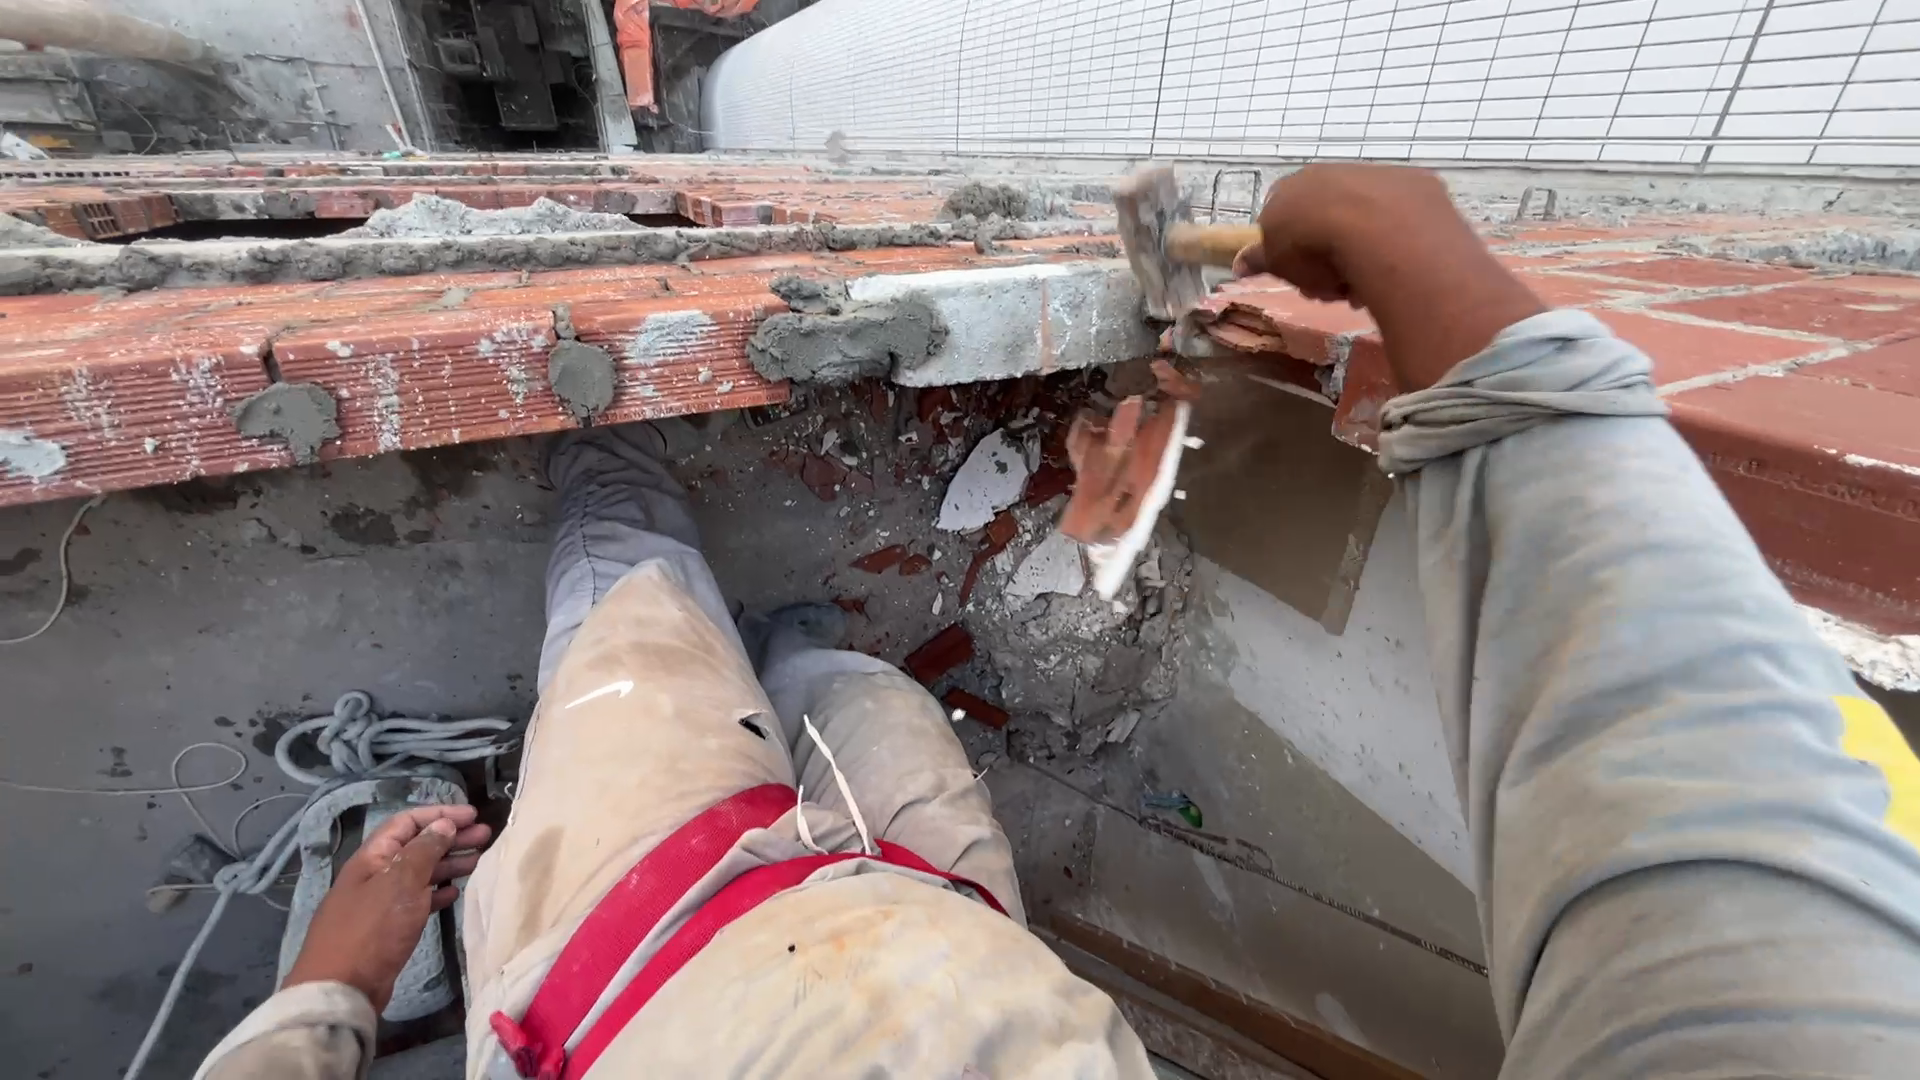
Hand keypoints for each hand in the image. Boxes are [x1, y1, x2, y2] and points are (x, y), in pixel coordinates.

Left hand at [283, 804, 491, 1012]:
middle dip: (451, 837)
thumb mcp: (401, 882)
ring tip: (479, 860)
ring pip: (420, 872)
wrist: (340, 991)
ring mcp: (380, 902)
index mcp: (371, 859)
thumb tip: (443, 825)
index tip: (473, 815)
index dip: (440, 814)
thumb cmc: (372, 928)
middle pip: (416, 846)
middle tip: (485, 836)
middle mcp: (374, 876)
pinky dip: (438, 892)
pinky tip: (455, 894)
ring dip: (449, 863)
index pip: (406, 822)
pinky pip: (417, 899)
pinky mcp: (387, 926)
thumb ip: (425, 849)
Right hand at [1232, 164, 1545, 391]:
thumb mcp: (1276, 262)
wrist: (1377, 228)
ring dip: (1354, 253)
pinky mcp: (1410, 183)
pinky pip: (1391, 218)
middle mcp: (1327, 173)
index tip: (1295, 275)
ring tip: (1358, 285)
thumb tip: (1237, 265)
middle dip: (1322, 254)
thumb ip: (1257, 260)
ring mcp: (1370, 175)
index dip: (1285, 250)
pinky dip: (1387, 242)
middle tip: (1326, 287)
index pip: (1278, 219)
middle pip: (1319, 217)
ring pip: (1355, 219)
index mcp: (1287, 190)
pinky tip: (1387, 268)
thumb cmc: (1312, 248)